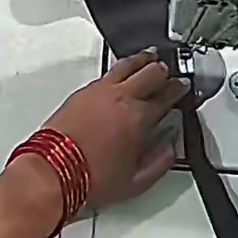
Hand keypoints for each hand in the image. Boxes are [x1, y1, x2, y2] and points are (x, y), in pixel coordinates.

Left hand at [37, 49, 187, 209]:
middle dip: (163, 70)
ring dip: (142, 60)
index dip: (178, 89)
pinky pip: (107, 73)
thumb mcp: (136, 181)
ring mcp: (100, 91)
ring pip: (127, 65)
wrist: (54, 169)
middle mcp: (121, 98)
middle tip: (169, 70)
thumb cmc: (90, 176)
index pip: (166, 96)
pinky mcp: (82, 92)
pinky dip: (119, 67)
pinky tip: (120, 70)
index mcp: (139, 118)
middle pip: (150, 73)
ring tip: (149, 55)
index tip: (182, 86)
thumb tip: (169, 149)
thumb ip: (159, 162)